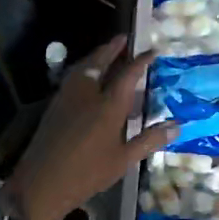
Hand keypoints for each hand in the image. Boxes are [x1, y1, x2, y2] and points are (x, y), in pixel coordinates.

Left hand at [3, 35, 176, 219]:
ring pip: (83, 67)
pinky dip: (83, 68)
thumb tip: (177, 126)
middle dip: (113, 48)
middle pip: (100, 62)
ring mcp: (67, 97)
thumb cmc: (88, 173)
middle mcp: (87, 94)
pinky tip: (86, 75)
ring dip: (96, 55)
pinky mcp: (54, 105)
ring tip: (106, 51)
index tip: (153, 51)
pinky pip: (71, 77)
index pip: (128, 75)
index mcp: (108, 106)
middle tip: (124, 37)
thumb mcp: (123, 160)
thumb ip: (149, 140)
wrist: (42, 182)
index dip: (141, 61)